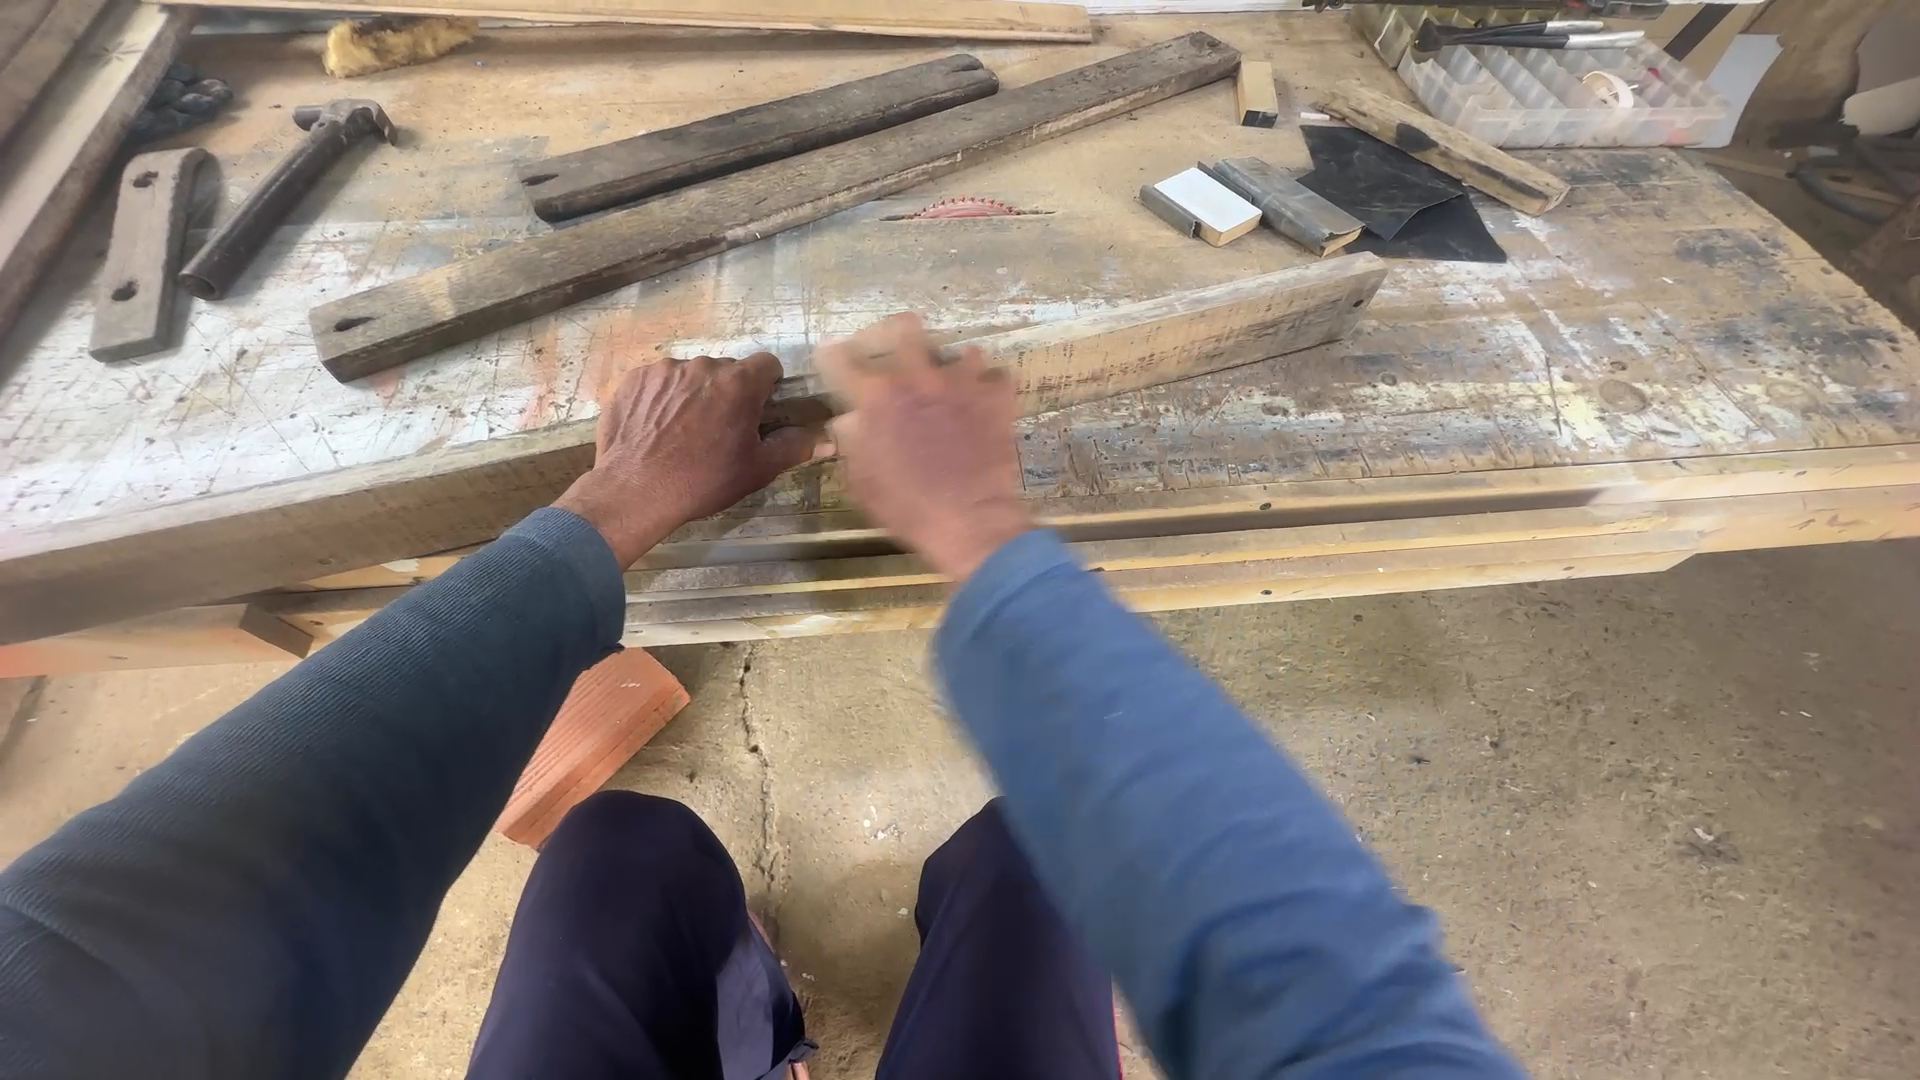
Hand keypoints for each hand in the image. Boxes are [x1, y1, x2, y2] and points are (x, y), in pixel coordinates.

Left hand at [554, 354, 817, 566]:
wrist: (635, 491)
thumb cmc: (704, 480)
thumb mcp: (757, 469)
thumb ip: (794, 447)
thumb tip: (825, 440)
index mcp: (739, 383)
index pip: (767, 364)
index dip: (768, 385)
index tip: (760, 410)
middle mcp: (703, 366)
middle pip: (728, 370)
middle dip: (730, 392)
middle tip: (721, 429)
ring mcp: (664, 369)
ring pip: (692, 374)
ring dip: (696, 394)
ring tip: (685, 430)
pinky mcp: (634, 378)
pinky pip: (660, 380)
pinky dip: (664, 398)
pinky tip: (658, 428)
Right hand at [815, 314, 1032, 583]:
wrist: (969, 521)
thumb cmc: (907, 509)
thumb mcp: (862, 483)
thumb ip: (852, 444)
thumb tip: (850, 423)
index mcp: (877, 398)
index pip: (841, 359)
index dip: (833, 356)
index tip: (832, 358)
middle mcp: (917, 379)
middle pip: (905, 328)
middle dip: (897, 334)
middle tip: (898, 349)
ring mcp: (962, 384)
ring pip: (961, 352)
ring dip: (955, 368)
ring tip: (954, 387)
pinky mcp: (997, 400)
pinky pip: (999, 378)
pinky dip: (992, 388)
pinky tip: (987, 403)